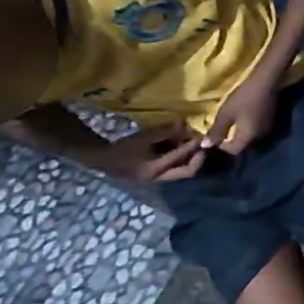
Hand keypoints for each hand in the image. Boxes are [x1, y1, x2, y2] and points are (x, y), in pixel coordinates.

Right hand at [89, 125, 204, 183]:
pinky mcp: (155, 177)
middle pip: (186, 172)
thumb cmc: (121, 148)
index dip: (192, 145)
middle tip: (202, 146)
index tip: (200, 135)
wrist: (101, 159)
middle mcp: (158, 178)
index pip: (179, 157)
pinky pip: (174, 171)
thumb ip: (164, 132)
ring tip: (194, 146)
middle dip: (197, 158)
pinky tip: (182, 150)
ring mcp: (157, 180)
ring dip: (190, 160)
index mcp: (153, 169)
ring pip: (181, 172)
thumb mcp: (143, 138)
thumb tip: (184, 124)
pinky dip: (181, 161)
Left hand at [205, 78, 277, 153]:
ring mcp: (267, 128)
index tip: (215, 135)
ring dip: (240, 134)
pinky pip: (256, 130)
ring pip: (251, 138)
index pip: (234, 150)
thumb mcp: (225, 114)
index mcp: (249, 137)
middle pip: (244, 145)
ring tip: (232, 124)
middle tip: (222, 130)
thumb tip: (206, 146)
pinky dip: (248, 128)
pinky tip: (244, 118)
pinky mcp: (270, 121)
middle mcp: (261, 137)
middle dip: (232, 141)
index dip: (222, 146)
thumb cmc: (244, 98)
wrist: (266, 82)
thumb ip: (216, 131)